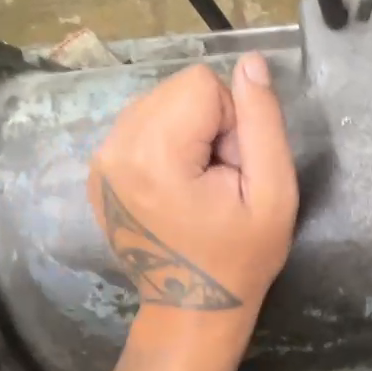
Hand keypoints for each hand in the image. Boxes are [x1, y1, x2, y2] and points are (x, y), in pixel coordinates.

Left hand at [88, 54, 298, 321]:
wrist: (194, 308)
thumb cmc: (242, 257)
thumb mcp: (274, 193)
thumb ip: (263, 123)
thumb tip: (251, 62)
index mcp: (153, 154)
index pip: (202, 83)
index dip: (232, 122)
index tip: (234, 170)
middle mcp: (114, 147)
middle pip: (177, 89)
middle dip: (209, 125)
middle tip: (219, 180)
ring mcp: (99, 160)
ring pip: (160, 103)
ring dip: (189, 135)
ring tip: (200, 186)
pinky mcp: (97, 170)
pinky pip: (142, 126)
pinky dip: (167, 146)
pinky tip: (178, 189)